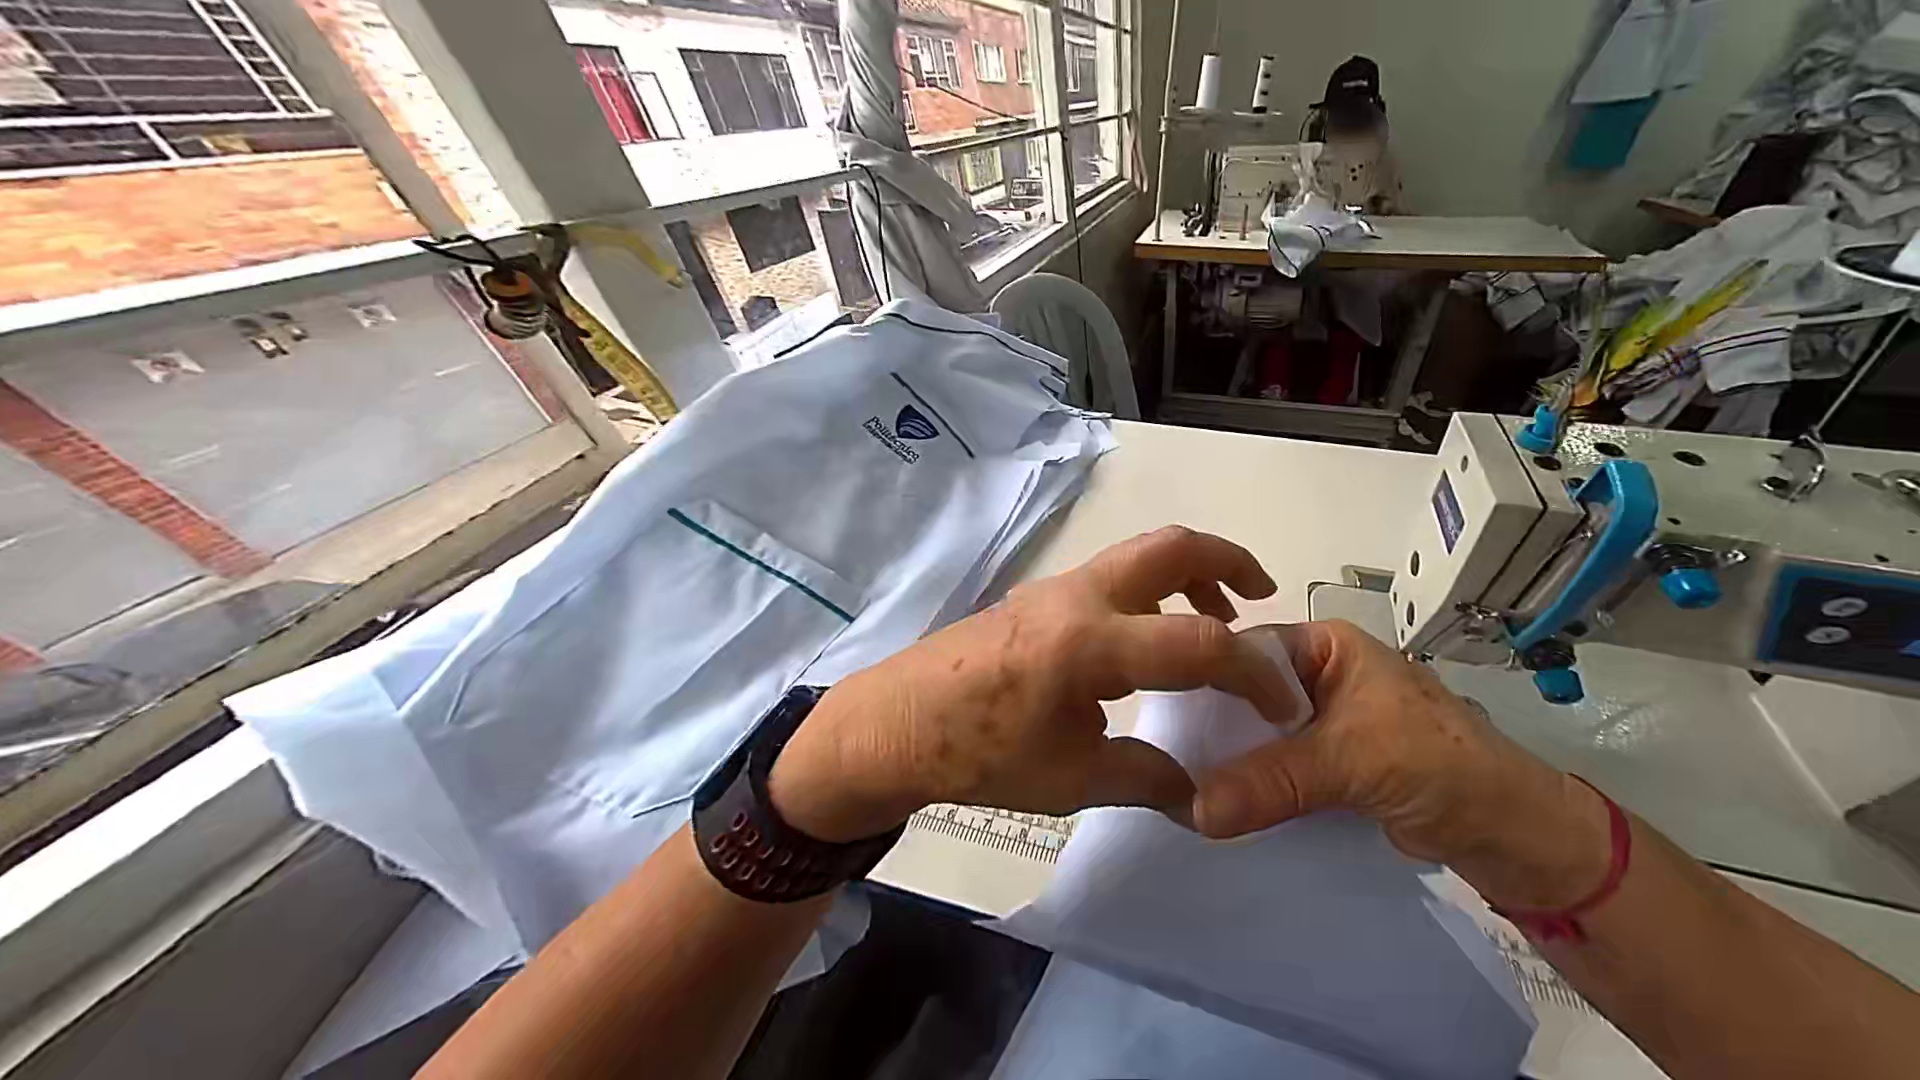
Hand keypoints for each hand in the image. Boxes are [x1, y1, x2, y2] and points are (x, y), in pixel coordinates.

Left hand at [767, 526, 1306, 842]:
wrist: (894, 724)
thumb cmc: (977, 753)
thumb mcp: (1069, 779)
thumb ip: (1145, 776)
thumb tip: (1194, 787)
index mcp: (1090, 642)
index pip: (1199, 645)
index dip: (1254, 673)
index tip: (1280, 704)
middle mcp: (1076, 597)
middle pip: (1169, 547)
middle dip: (1227, 561)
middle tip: (1259, 598)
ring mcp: (1051, 591)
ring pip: (1136, 557)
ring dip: (1184, 578)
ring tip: (1211, 621)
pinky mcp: (1033, 601)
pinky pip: (1106, 580)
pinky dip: (1146, 595)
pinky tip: (1142, 647)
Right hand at [1192, 620, 1612, 909]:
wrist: (1518, 838)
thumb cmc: (1444, 766)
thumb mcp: (1353, 761)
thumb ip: (1273, 779)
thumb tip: (1194, 809)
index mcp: (1321, 645)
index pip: (1240, 650)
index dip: (1200, 680)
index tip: (1157, 716)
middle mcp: (1312, 674)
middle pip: (1240, 693)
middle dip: (1207, 727)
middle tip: (1161, 755)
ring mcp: (1315, 720)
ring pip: (1251, 733)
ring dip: (1225, 760)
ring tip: (1177, 781)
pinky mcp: (1319, 761)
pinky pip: (1268, 765)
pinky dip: (1247, 783)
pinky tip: (1214, 798)